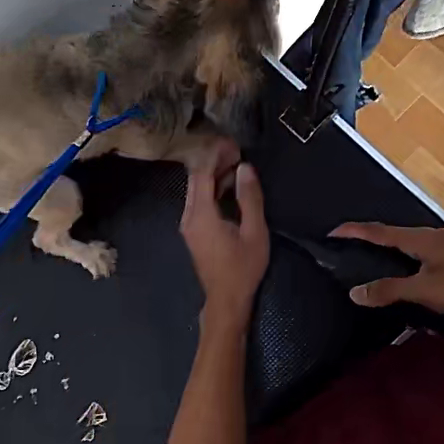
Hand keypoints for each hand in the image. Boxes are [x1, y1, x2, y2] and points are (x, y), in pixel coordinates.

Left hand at [181, 162, 268, 325]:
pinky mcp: (193, 232)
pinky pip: (199, 202)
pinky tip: (230, 186)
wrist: (226, 299)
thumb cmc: (243, 268)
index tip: (233, 144)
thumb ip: (250, 198)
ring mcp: (189, 225)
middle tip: (237, 151)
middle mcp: (189, 217)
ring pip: (197, 191)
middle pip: (196, 180)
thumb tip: (246, 168)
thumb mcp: (254, 232)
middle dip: (214, 162)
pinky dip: (213, 190)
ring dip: (214, 176)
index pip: (202, 174)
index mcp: (201, 215)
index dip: (215, 155)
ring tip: (237, 165)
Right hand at [330, 222, 443, 320]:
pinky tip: (406, 275)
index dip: (353, 231)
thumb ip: (388, 290)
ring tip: (370, 260)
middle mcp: (433, 237)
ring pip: (409, 245)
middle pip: (393, 234)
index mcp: (421, 239)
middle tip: (347, 247)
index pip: (379, 231)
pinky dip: (404, 261)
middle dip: (368, 239)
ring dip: (388, 251)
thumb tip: (354, 292)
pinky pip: (421, 255)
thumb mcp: (424, 291)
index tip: (331, 232)